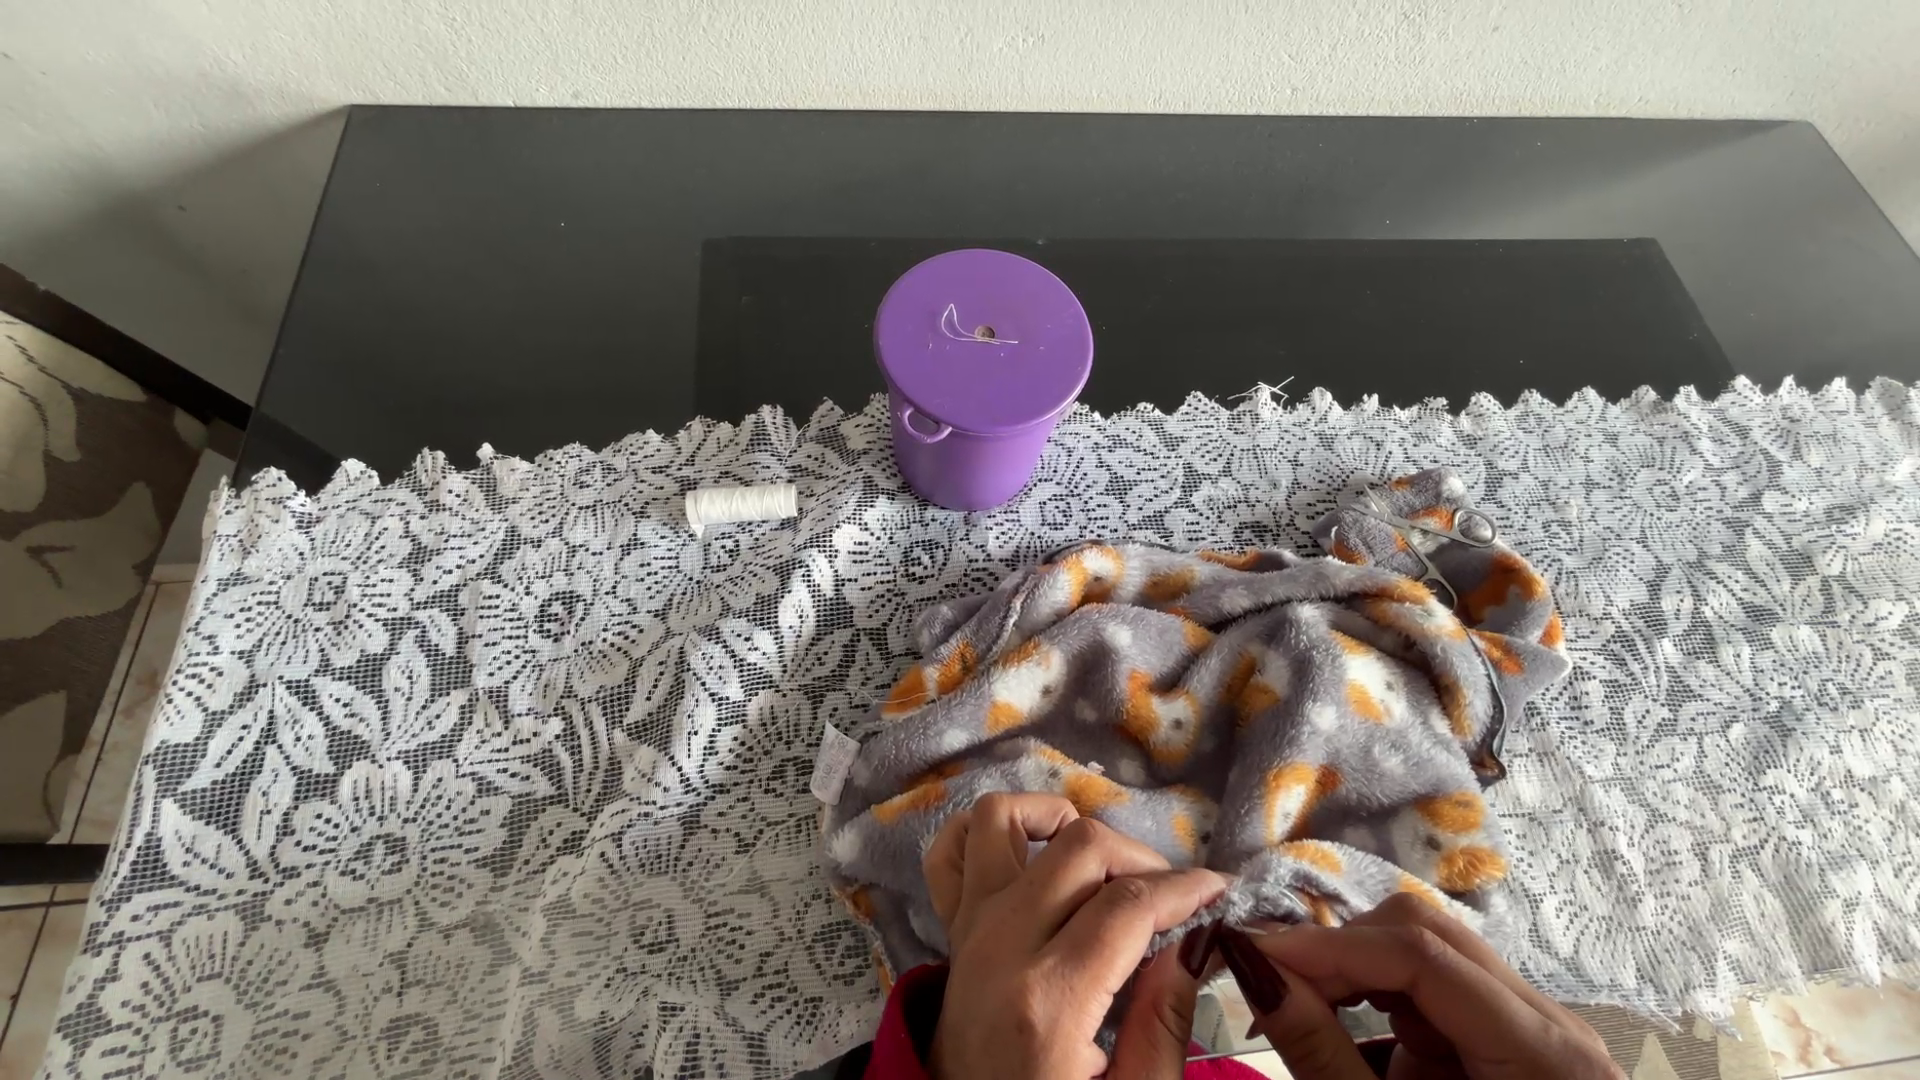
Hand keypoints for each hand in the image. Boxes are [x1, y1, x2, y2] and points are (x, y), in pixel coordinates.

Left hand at [921, 793, 1227, 1078]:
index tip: (1218, 891)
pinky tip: (1030, 850)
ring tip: (1100, 864)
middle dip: (1139, 857)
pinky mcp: (951, 921)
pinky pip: (952, 846)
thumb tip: (1196, 941)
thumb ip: (1163, 1022)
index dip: (1184, 888)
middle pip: (1079, 847)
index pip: (1127, 905)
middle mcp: (1001, 941)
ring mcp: (968, 923)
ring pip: (1005, 818)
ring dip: (1060, 822)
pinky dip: (990, 831)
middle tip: (1170, 897)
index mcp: (1050, 1000)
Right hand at [1239, 893, 1622, 1079]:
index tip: (1254, 952)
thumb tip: (1248, 965)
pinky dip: (1374, 989)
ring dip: (1351, 966)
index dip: (1330, 945)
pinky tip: (1345, 1023)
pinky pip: (1427, 979)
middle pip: (1423, 932)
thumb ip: (1320, 1054)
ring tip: (1304, 1006)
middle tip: (1275, 982)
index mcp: (1548, 1058)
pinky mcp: (1504, 1032)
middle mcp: (1551, 1023)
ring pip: (1420, 944)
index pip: (1421, 953)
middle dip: (1339, 950)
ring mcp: (1531, 1024)